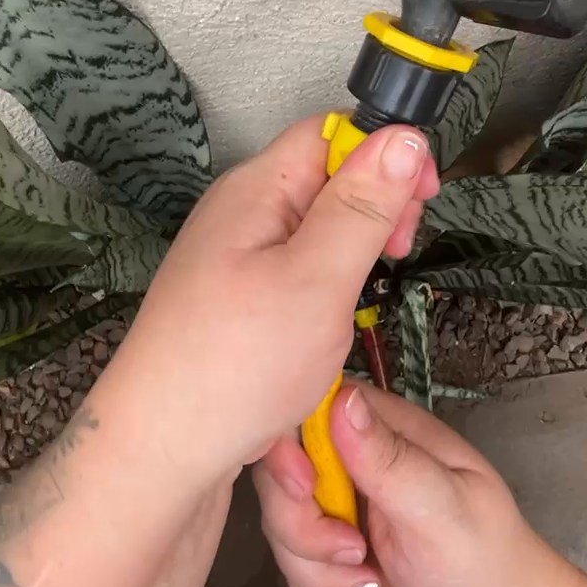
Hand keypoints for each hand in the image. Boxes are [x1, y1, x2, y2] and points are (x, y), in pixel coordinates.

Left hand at [112, 116, 438, 474]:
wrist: (163, 452)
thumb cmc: (234, 366)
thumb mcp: (317, 279)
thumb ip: (363, 207)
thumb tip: (405, 138)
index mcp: (255, 190)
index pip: (329, 134)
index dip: (384, 152)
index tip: (422, 196)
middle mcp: (241, 212)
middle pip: (325, 175)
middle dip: (375, 202)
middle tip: (399, 248)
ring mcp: (236, 255)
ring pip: (315, 225)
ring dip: (355, 246)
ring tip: (364, 290)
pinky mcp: (239, 295)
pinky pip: (297, 264)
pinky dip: (329, 279)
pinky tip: (333, 314)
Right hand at [253, 382, 579, 586]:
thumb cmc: (483, 558)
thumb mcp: (441, 509)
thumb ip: (390, 458)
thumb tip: (342, 399)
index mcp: (383, 426)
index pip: (307, 410)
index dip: (289, 449)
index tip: (307, 492)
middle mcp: (353, 453)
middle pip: (282, 472)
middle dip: (303, 527)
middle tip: (354, 553)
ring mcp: (340, 498)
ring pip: (282, 522)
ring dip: (315, 568)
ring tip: (368, 582)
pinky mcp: (330, 540)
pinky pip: (292, 560)